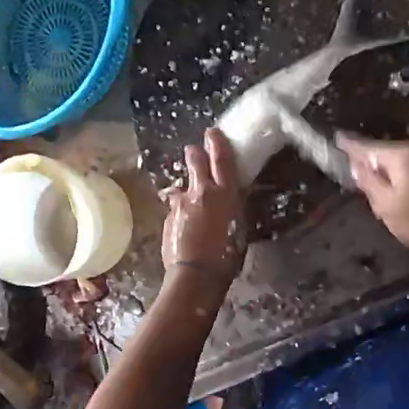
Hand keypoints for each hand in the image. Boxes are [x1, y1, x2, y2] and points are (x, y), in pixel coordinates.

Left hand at [162, 129, 246, 282]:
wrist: (195, 275)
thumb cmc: (227, 257)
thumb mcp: (239, 229)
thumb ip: (233, 209)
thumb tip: (231, 200)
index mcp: (225, 194)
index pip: (222, 160)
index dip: (217, 143)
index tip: (212, 133)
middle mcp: (201, 193)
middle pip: (195, 161)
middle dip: (195, 153)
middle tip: (194, 150)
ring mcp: (181, 204)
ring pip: (183, 186)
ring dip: (187, 189)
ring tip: (192, 202)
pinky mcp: (169, 217)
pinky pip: (176, 207)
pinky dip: (181, 211)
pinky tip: (185, 225)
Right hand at [338, 135, 408, 260]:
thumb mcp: (386, 204)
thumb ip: (367, 181)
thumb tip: (353, 164)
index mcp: (399, 156)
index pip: (365, 146)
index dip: (347, 145)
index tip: (332, 138)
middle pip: (377, 153)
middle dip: (362, 163)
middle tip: (346, 174)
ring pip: (389, 164)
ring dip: (376, 173)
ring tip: (364, 186)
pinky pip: (401, 171)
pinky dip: (389, 179)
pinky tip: (385, 193)